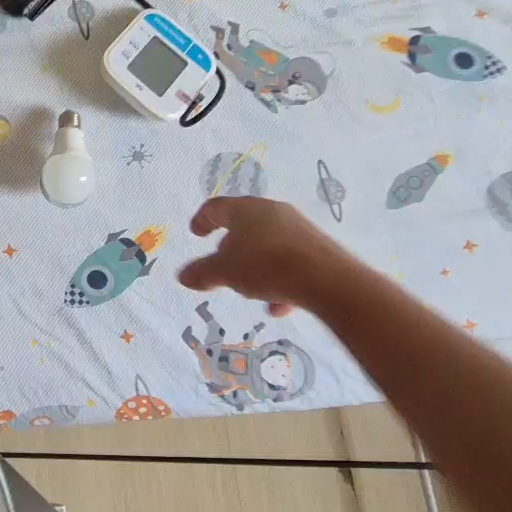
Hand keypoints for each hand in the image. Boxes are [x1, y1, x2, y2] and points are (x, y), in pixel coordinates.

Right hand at [177, 197, 355, 315]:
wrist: (329, 280)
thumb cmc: (267, 266)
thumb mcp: (226, 272)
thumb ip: (203, 273)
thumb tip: (183, 275)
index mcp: (245, 209)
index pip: (216, 207)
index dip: (202, 220)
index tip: (196, 234)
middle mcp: (271, 211)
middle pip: (244, 224)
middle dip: (232, 246)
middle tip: (223, 264)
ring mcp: (298, 228)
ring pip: (269, 243)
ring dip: (256, 264)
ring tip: (252, 290)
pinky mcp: (318, 247)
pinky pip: (291, 259)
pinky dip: (280, 277)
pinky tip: (279, 304)